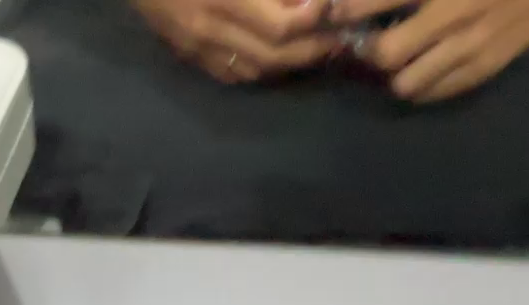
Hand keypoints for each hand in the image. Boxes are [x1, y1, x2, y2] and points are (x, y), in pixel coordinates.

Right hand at [133, 0, 339, 83]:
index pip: (280, 28)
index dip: (313, 21)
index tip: (332, 6)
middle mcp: (207, 29)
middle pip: (272, 57)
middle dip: (312, 49)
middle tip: (341, 36)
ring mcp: (195, 46)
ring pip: (254, 70)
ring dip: (290, 63)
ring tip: (318, 48)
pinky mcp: (187, 53)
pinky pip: (231, 73)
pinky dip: (261, 68)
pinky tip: (279, 56)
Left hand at [332, 0, 528, 100]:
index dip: (351, 10)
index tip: (337, 11)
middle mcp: (460, 11)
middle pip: (386, 54)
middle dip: (367, 48)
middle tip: (365, 39)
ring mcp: (474, 45)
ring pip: (404, 84)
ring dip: (392, 73)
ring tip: (395, 55)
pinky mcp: (484, 68)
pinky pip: (431, 94)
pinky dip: (418, 84)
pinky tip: (421, 64)